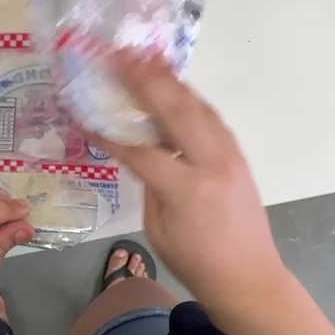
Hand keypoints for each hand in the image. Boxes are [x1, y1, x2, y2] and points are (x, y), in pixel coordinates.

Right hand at [90, 53, 288, 309]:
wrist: (248, 277)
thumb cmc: (196, 263)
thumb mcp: (158, 230)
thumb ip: (151, 187)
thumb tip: (144, 153)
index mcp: (186, 189)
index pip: (141, 151)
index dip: (110, 134)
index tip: (86, 116)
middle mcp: (212, 164)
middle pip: (176, 110)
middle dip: (145, 81)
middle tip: (119, 57)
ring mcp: (231, 156)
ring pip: (199, 107)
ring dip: (171, 81)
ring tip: (145, 60)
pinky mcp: (238, 156)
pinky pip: (212, 119)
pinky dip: (191, 100)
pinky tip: (175, 88)